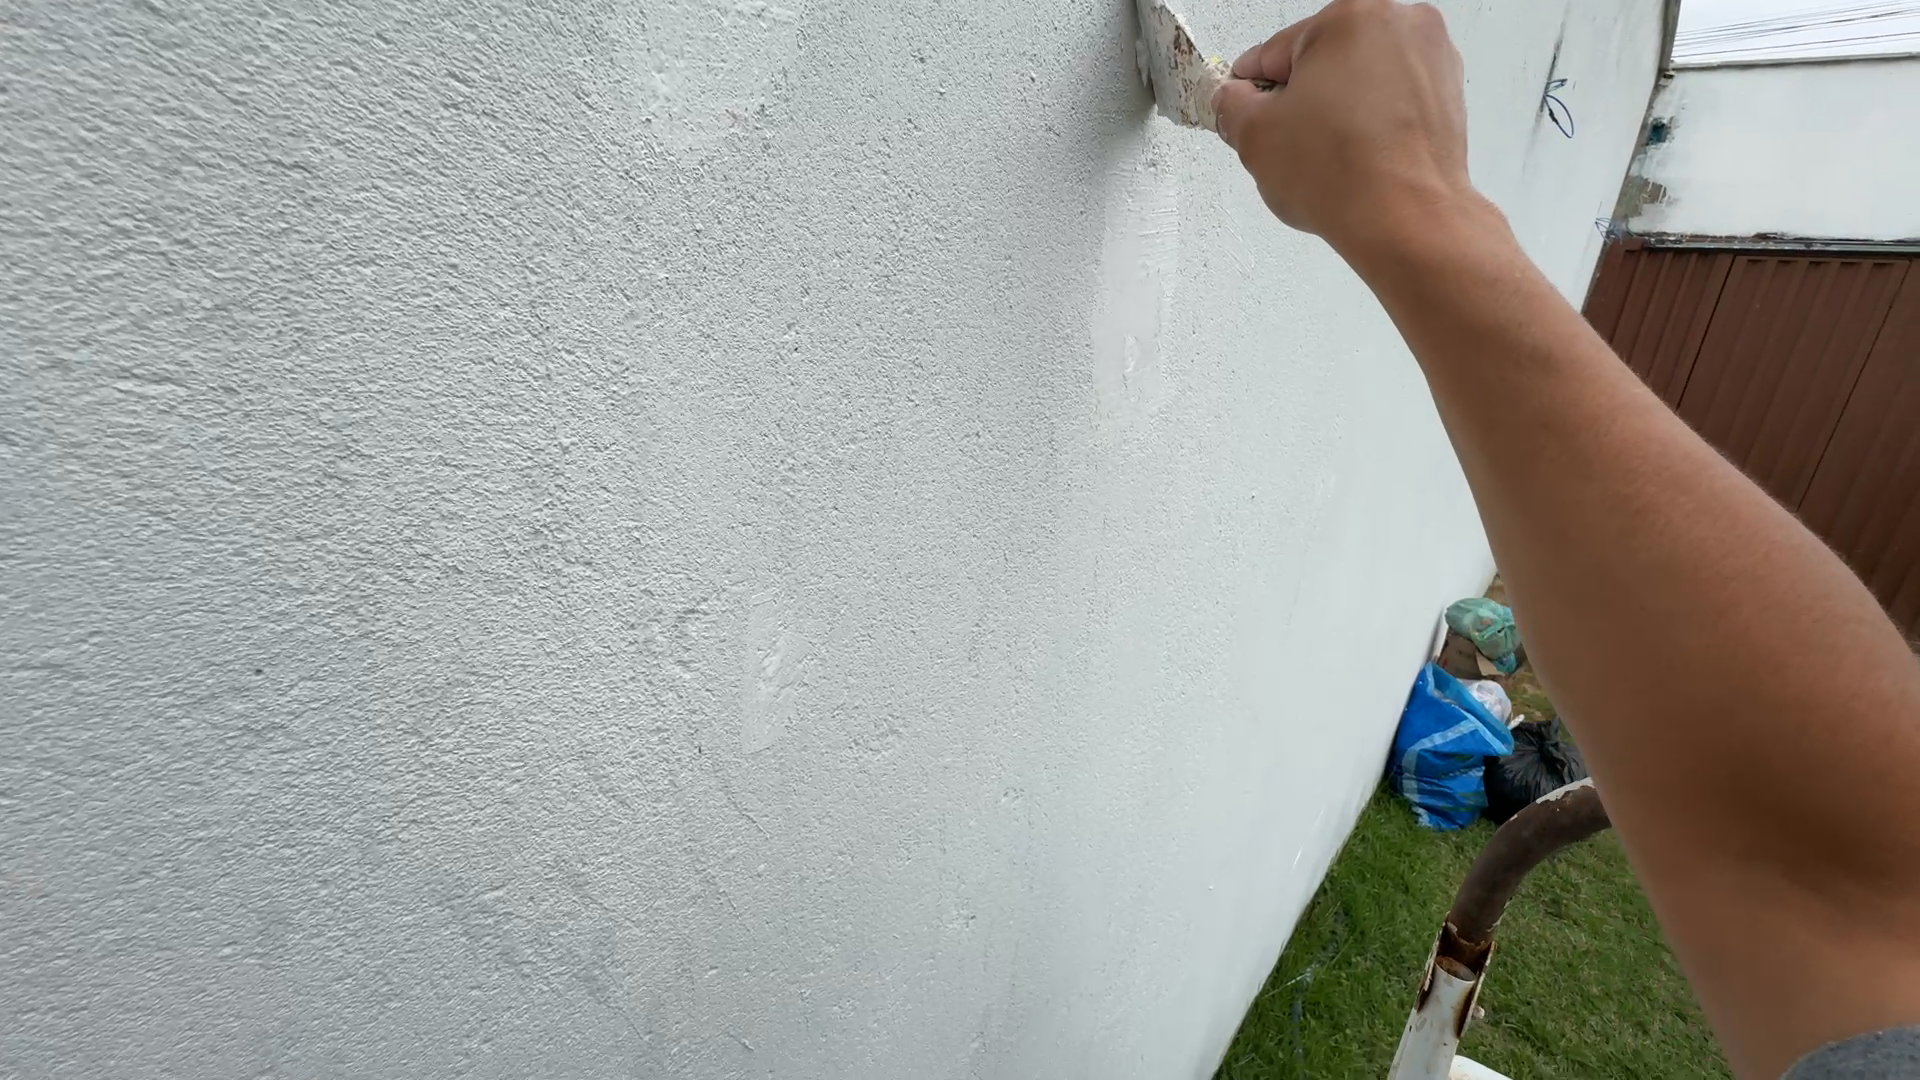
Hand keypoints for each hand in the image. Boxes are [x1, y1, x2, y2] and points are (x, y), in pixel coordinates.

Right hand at [1213, 0, 1479, 257]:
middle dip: (1298, 103)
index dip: (1249, 91)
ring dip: (1334, 114)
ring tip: (1324, 160)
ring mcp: (1429, 53)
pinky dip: (1368, 126)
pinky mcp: (1446, 90)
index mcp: (1345, 17)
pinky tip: (1355, 161)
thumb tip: (1232, 98)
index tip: (1243, 116)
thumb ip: (1232, 106)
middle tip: (1286, 148)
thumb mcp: (1254, 137)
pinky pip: (1389, 101)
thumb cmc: (1335, 172)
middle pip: (1320, 63)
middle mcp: (1396, 20)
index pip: (1273, 53)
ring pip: (1357, 82)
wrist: (1401, 215)